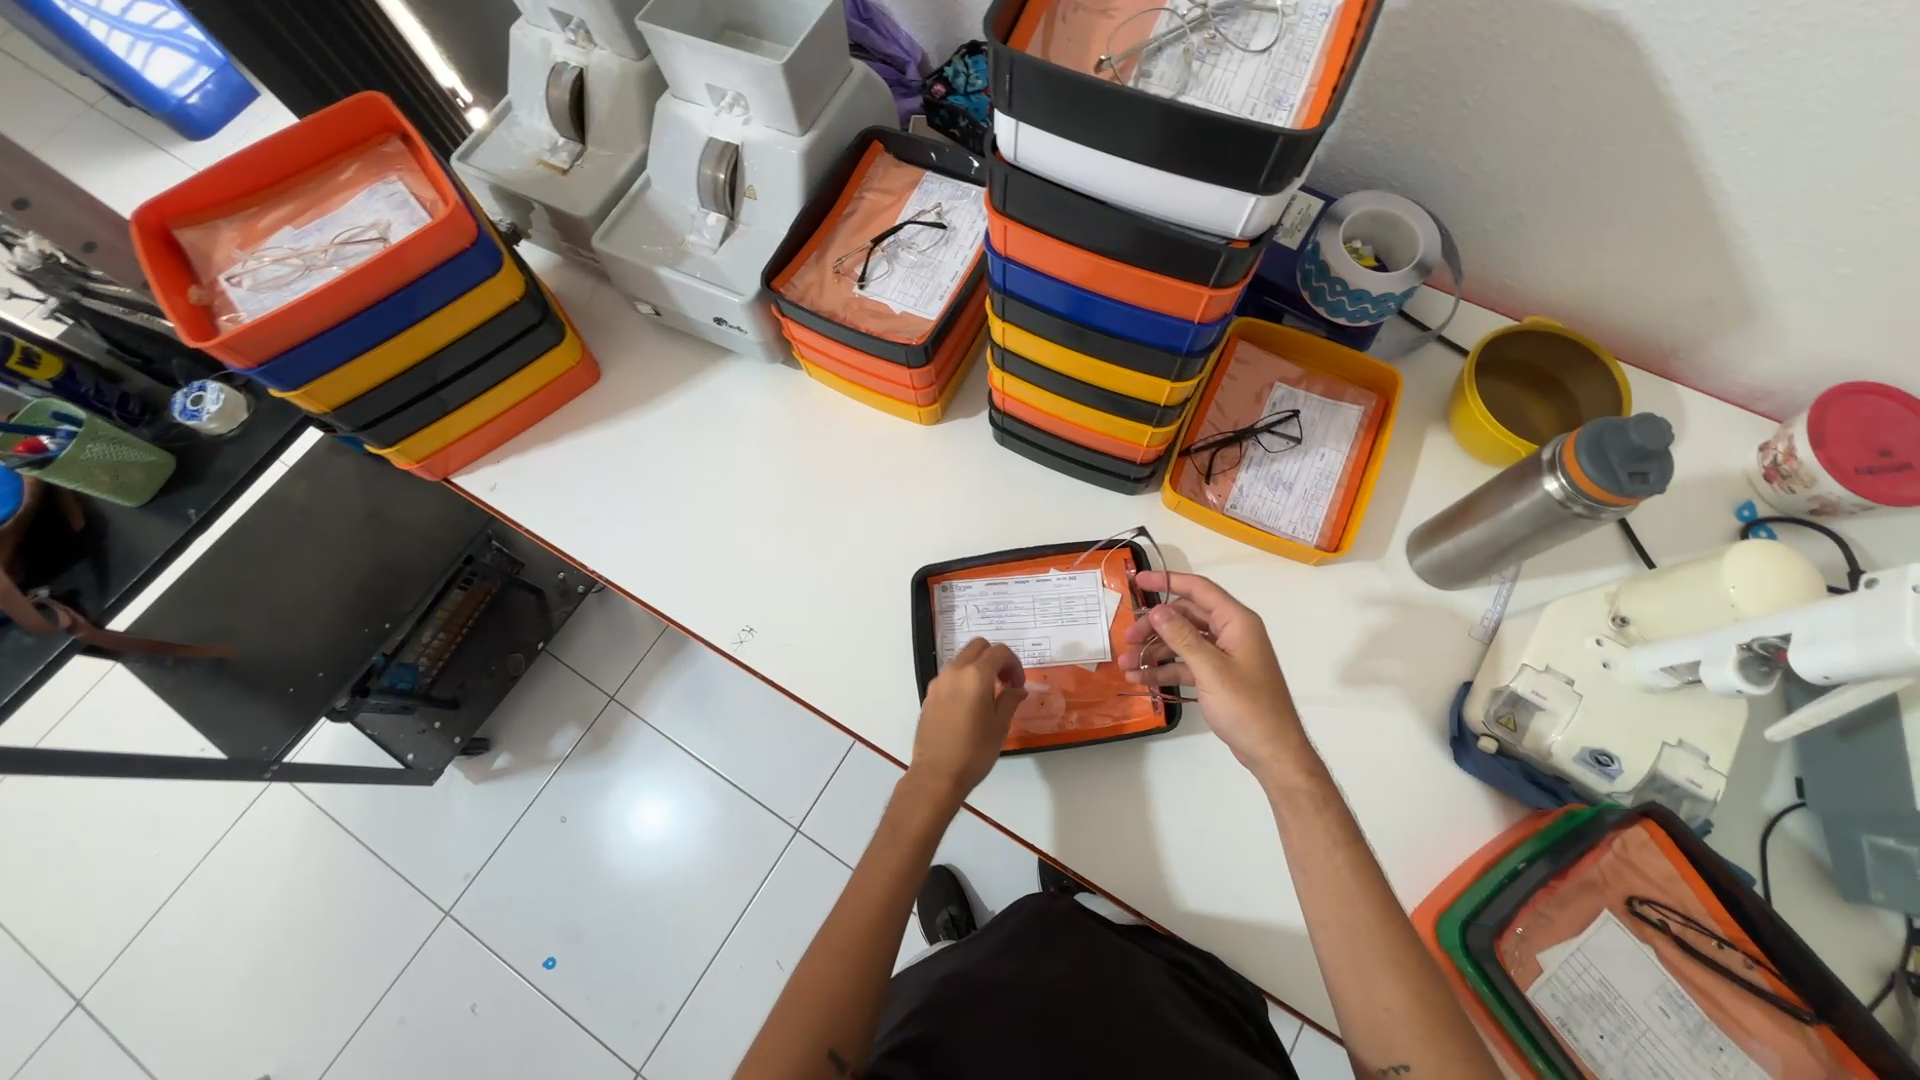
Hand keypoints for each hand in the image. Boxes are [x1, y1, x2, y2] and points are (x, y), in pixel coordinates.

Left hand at [907, 639, 1026, 801]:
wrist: (937, 774)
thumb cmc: (974, 751)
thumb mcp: (1000, 726)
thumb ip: (1010, 700)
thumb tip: (1017, 689)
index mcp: (975, 675)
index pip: (1000, 652)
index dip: (1014, 664)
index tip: (1018, 684)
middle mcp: (954, 671)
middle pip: (978, 647)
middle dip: (995, 658)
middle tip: (1005, 682)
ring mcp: (938, 682)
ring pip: (962, 659)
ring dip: (978, 667)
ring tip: (989, 694)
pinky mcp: (929, 695)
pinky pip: (950, 675)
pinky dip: (963, 678)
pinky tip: (970, 704)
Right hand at [1118, 572, 1301, 775]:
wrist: (1272, 750)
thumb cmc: (1247, 706)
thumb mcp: (1210, 670)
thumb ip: (1182, 637)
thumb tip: (1157, 610)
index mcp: (1236, 622)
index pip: (1198, 590)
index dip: (1167, 581)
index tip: (1138, 581)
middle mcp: (1231, 632)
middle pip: (1185, 617)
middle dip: (1154, 627)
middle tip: (1128, 640)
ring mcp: (1225, 655)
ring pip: (1183, 642)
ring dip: (1155, 652)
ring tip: (1127, 667)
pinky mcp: (1218, 676)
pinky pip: (1186, 664)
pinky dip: (1165, 670)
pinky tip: (1142, 680)